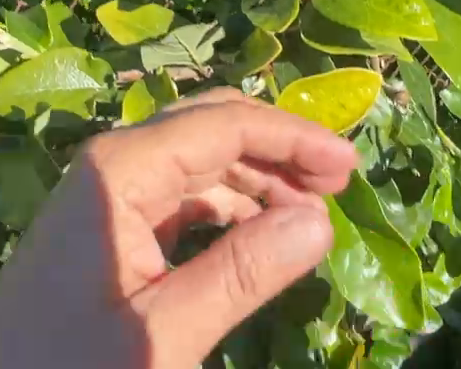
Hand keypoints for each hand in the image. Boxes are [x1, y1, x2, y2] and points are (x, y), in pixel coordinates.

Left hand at [0, 88, 359, 368]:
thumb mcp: (163, 335)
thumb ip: (243, 272)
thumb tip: (320, 220)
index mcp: (123, 167)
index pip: (224, 125)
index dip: (292, 138)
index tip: (350, 167)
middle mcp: (117, 161)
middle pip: (213, 128)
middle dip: (278, 147)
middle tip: (339, 183)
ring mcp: (110, 189)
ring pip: (200, 159)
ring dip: (258, 177)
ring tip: (309, 214)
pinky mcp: (110, 222)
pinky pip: (182, 194)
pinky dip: (228, 206)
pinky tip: (257, 233)